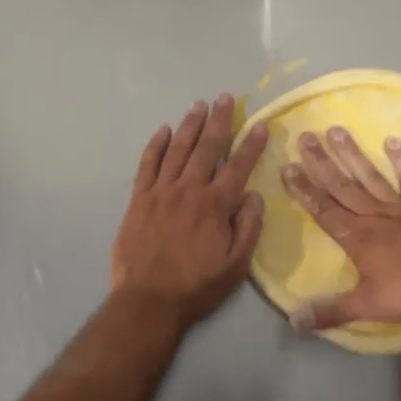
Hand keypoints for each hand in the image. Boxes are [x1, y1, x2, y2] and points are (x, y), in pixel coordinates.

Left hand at [110, 94, 267, 326]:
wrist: (147, 302)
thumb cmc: (196, 287)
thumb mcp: (235, 267)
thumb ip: (248, 228)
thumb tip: (254, 196)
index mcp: (215, 206)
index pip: (239, 166)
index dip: (251, 144)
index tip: (260, 124)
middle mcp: (189, 190)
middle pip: (207, 147)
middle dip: (219, 120)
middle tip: (226, 98)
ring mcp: (161, 192)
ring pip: (178, 149)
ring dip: (190, 124)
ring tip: (199, 104)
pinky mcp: (139, 199)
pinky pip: (148, 164)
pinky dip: (156, 144)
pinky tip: (164, 130)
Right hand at [280, 126, 400, 330]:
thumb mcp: (369, 306)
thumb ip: (331, 312)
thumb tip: (293, 320)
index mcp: (357, 237)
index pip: (323, 211)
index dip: (304, 191)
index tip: (286, 167)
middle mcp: (373, 215)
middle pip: (342, 186)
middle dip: (321, 163)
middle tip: (305, 137)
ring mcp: (399, 208)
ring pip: (370, 177)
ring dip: (352, 154)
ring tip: (336, 130)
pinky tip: (393, 141)